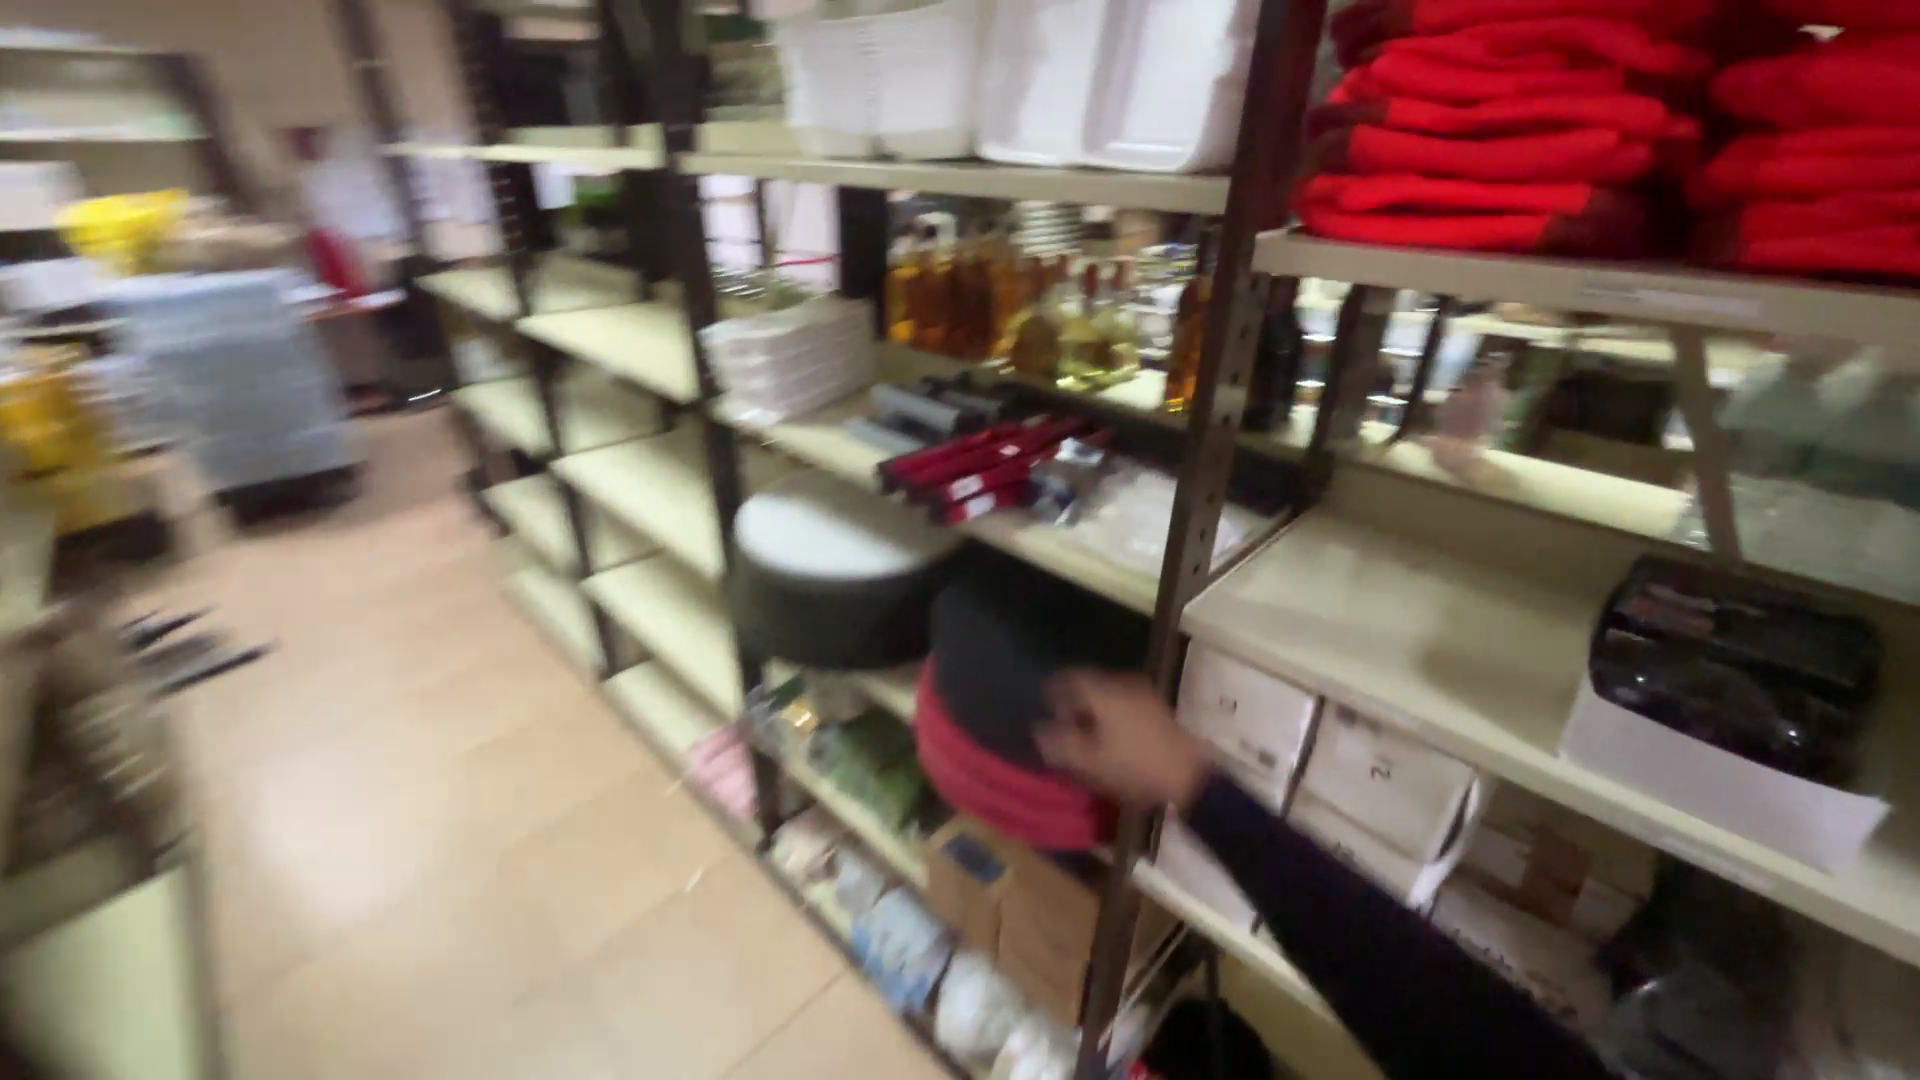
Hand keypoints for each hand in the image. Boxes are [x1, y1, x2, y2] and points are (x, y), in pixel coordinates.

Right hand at [1038, 669, 1212, 809]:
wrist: (1191, 778)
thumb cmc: (1135, 768)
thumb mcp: (1089, 762)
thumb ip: (1059, 744)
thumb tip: (1038, 730)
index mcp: (1104, 692)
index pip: (1070, 677)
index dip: (1053, 689)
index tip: (1045, 706)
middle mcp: (1124, 684)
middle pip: (1090, 684)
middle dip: (1074, 701)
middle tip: (1064, 724)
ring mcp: (1145, 694)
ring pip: (1109, 693)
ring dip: (1094, 709)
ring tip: (1087, 734)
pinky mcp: (1158, 708)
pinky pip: (1125, 701)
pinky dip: (1112, 713)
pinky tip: (1112, 737)